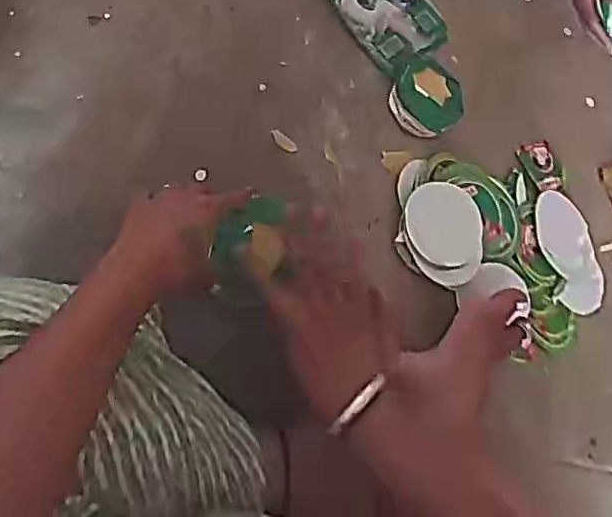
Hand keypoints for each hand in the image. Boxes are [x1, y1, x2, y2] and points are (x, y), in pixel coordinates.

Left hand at [108, 184, 245, 299]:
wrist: (132, 273)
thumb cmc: (173, 273)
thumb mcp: (204, 275)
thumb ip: (218, 265)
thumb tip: (223, 266)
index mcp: (207, 210)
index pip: (233, 200)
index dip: (244, 198)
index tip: (251, 194)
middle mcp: (186, 197)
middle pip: (203, 190)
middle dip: (210, 198)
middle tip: (214, 211)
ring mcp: (160, 198)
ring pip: (178, 189)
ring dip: (184, 197)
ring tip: (185, 209)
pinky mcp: (138, 206)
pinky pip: (150, 197)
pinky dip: (155, 202)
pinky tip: (155, 209)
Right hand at [249, 210, 401, 422]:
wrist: (366, 402)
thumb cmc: (327, 389)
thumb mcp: (298, 360)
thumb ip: (292, 327)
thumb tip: (287, 305)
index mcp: (298, 319)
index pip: (270, 284)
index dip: (255, 263)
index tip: (242, 244)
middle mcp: (320, 303)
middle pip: (304, 261)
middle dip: (294, 232)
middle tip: (289, 209)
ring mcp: (346, 300)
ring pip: (332, 260)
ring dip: (324, 235)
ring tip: (319, 211)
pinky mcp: (369, 304)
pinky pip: (360, 274)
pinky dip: (356, 256)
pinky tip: (354, 238)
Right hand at [566, 0, 611, 54]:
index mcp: (582, 0)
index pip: (593, 24)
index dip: (603, 37)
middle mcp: (579, 2)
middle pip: (589, 25)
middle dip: (600, 38)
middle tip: (610, 48)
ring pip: (589, 20)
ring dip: (598, 30)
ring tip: (607, 37)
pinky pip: (590, 12)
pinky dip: (598, 19)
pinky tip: (605, 19)